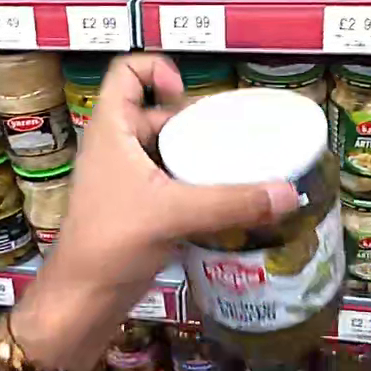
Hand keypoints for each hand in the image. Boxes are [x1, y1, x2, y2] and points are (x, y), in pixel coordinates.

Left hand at [10, 54, 298, 370]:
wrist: (81, 300)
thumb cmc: (111, 242)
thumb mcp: (173, 213)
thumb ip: (232, 202)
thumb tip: (289, 193)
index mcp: (111, 129)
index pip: (125, 72)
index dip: (156, 70)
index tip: (188, 96)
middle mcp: (116, 145)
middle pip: (156, 111)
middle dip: (195, 120)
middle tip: (235, 135)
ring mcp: (125, 176)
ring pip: (165, 148)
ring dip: (198, 153)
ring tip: (237, 163)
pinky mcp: (136, 204)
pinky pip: (169, 177)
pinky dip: (194, 180)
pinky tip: (223, 196)